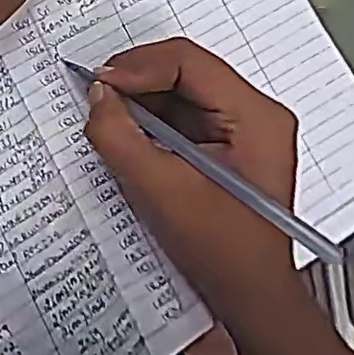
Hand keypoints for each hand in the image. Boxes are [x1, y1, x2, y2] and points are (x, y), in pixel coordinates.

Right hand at [82, 38, 299, 308]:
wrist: (245, 293)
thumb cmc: (223, 251)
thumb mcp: (160, 190)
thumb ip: (119, 136)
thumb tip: (97, 95)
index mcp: (255, 118)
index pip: (187, 62)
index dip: (137, 67)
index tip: (101, 85)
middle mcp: (252, 113)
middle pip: (180, 69)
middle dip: (134, 82)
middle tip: (98, 98)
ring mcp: (236, 126)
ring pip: (173, 88)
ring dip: (136, 101)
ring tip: (111, 123)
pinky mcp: (217, 139)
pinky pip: (173, 111)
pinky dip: (144, 118)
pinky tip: (128, 137)